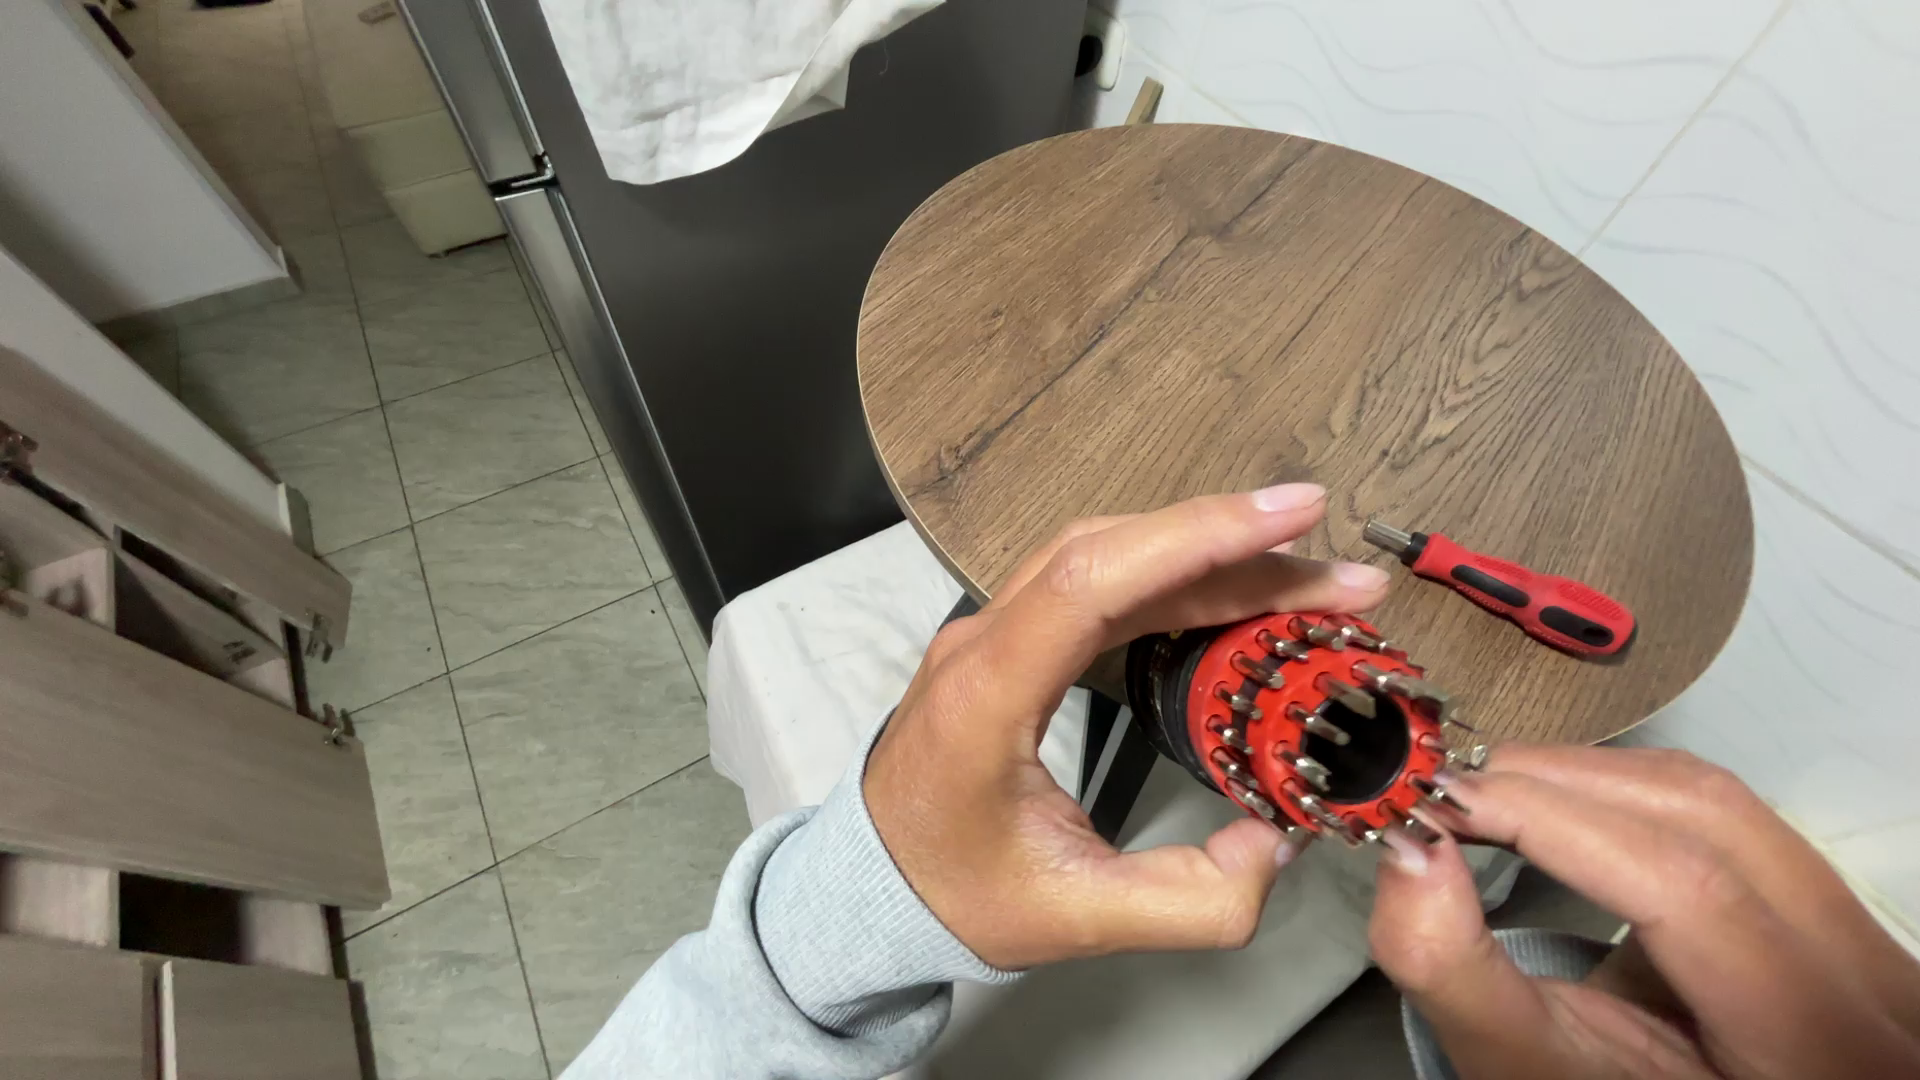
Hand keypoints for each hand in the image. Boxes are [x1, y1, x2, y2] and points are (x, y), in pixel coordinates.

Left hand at [864, 483, 1391, 969]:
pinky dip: (1168, 581)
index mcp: (988, 693)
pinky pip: (1093, 585)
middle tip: (1333, 572)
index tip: (1290, 515)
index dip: (1194, 535)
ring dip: (1206, 560)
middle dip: (1230, 547)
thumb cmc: (953, 887)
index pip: (1091, 579)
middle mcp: (985, 641)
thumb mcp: (1074, 914)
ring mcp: (991, 631)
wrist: (875, 871)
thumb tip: (1279, 841)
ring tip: (1300, 583)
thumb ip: (1191, 897)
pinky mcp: (1009, 638)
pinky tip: (1226, 597)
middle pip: (1110, 552)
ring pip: (1105, 558)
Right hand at [1370, 745, 1919, 1077]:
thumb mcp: (1522, 1067)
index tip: (1430, 797)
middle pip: (1705, 815)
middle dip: (1547, 780)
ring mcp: (1856, 933)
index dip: (1541, 818)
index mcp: (1829, 1052)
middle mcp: (1877, 981)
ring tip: (1479, 794)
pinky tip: (1537, 806)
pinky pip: (1707, 808)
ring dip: (1569, 774)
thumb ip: (1454, 967)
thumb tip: (1407, 842)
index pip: (1685, 885)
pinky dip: (1598, 787)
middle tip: (1442, 790)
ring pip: (1708, 794)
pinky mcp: (1810, 901)